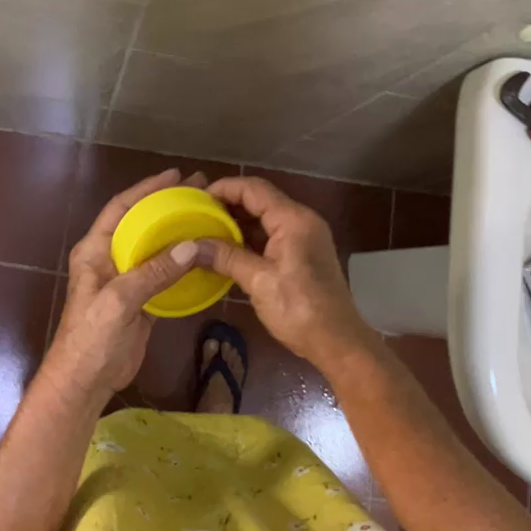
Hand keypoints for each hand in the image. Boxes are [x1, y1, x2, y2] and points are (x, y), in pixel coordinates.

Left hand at [45, 169, 210, 402]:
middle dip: (166, 206)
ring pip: (154, 248)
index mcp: (95, 250)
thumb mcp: (120, 300)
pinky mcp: (140, 300)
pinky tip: (204, 257)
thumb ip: (153, 272)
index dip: (145, 190)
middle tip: (200, 192)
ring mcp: (125, 280)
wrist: (85, 381)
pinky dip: (182, 264)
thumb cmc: (91, 337)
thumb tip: (191, 245)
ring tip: (206, 217)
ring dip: (177, 233)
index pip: (121, 209)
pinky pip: (164, 274)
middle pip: (140, 224)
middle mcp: (109, 258)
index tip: (174, 176)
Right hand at [197, 176, 376, 368]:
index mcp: (293, 220)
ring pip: (266, 218)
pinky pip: (272, 235)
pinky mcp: (304, 254)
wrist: (338, 342)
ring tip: (207, 231)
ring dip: (238, 222)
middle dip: (228, 204)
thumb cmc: (299, 309)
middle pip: (260, 200)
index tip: (196, 198)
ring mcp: (305, 237)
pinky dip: (250, 238)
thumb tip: (192, 245)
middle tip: (197, 214)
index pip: (254, 189)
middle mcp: (302, 221)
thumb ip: (226, 257)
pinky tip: (228, 250)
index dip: (224, 188)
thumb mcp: (259, 281)